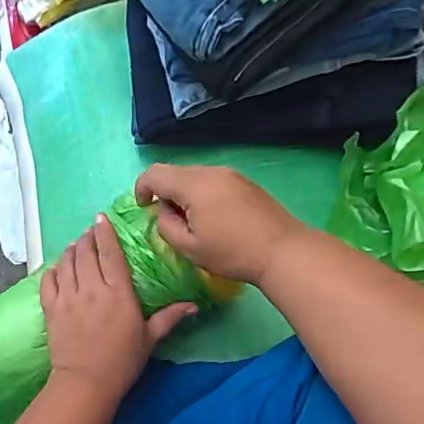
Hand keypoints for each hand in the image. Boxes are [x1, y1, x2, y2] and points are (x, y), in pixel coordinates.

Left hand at [42, 214, 198, 399]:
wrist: (86, 382)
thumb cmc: (123, 361)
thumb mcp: (149, 338)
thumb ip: (169, 317)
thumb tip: (194, 305)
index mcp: (118, 293)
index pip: (111, 254)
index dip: (105, 233)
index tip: (101, 218)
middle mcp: (92, 289)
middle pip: (85, 252)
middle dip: (87, 238)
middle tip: (90, 233)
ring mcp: (68, 297)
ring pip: (66, 262)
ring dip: (70, 250)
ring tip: (75, 246)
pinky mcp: (51, 309)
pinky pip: (48, 280)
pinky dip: (52, 269)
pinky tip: (57, 268)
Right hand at [135, 165, 306, 284]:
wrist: (282, 250)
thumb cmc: (232, 253)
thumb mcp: (190, 247)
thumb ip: (166, 226)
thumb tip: (163, 211)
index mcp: (193, 184)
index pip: (154, 173)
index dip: (142, 189)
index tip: (144, 209)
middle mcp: (211, 171)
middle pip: (176, 173)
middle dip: (166, 193)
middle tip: (171, 222)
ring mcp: (231, 174)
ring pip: (195, 177)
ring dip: (186, 195)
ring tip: (195, 224)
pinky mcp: (246, 183)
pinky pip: (214, 182)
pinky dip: (204, 195)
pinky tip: (215, 220)